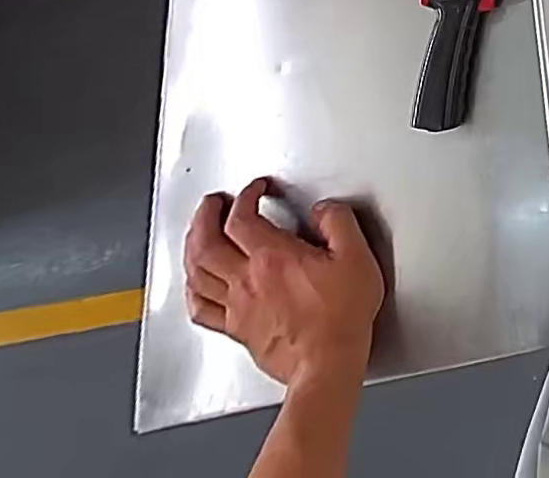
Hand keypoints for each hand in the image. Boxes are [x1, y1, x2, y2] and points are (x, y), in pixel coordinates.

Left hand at [185, 178, 386, 388]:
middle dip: (206, 217)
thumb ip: (338, 222)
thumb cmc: (343, 312)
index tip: (257, 188)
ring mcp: (238, 307)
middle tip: (214, 202)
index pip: (243, 219)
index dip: (247, 196)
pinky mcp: (237, 329)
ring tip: (199, 233)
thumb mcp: (356, 254)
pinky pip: (201, 307)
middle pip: (206, 244)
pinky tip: (196, 283)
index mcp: (275, 258)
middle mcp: (248, 280)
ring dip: (193, 247)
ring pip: (196, 274)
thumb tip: (324, 209)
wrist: (328, 360)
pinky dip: (192, 289)